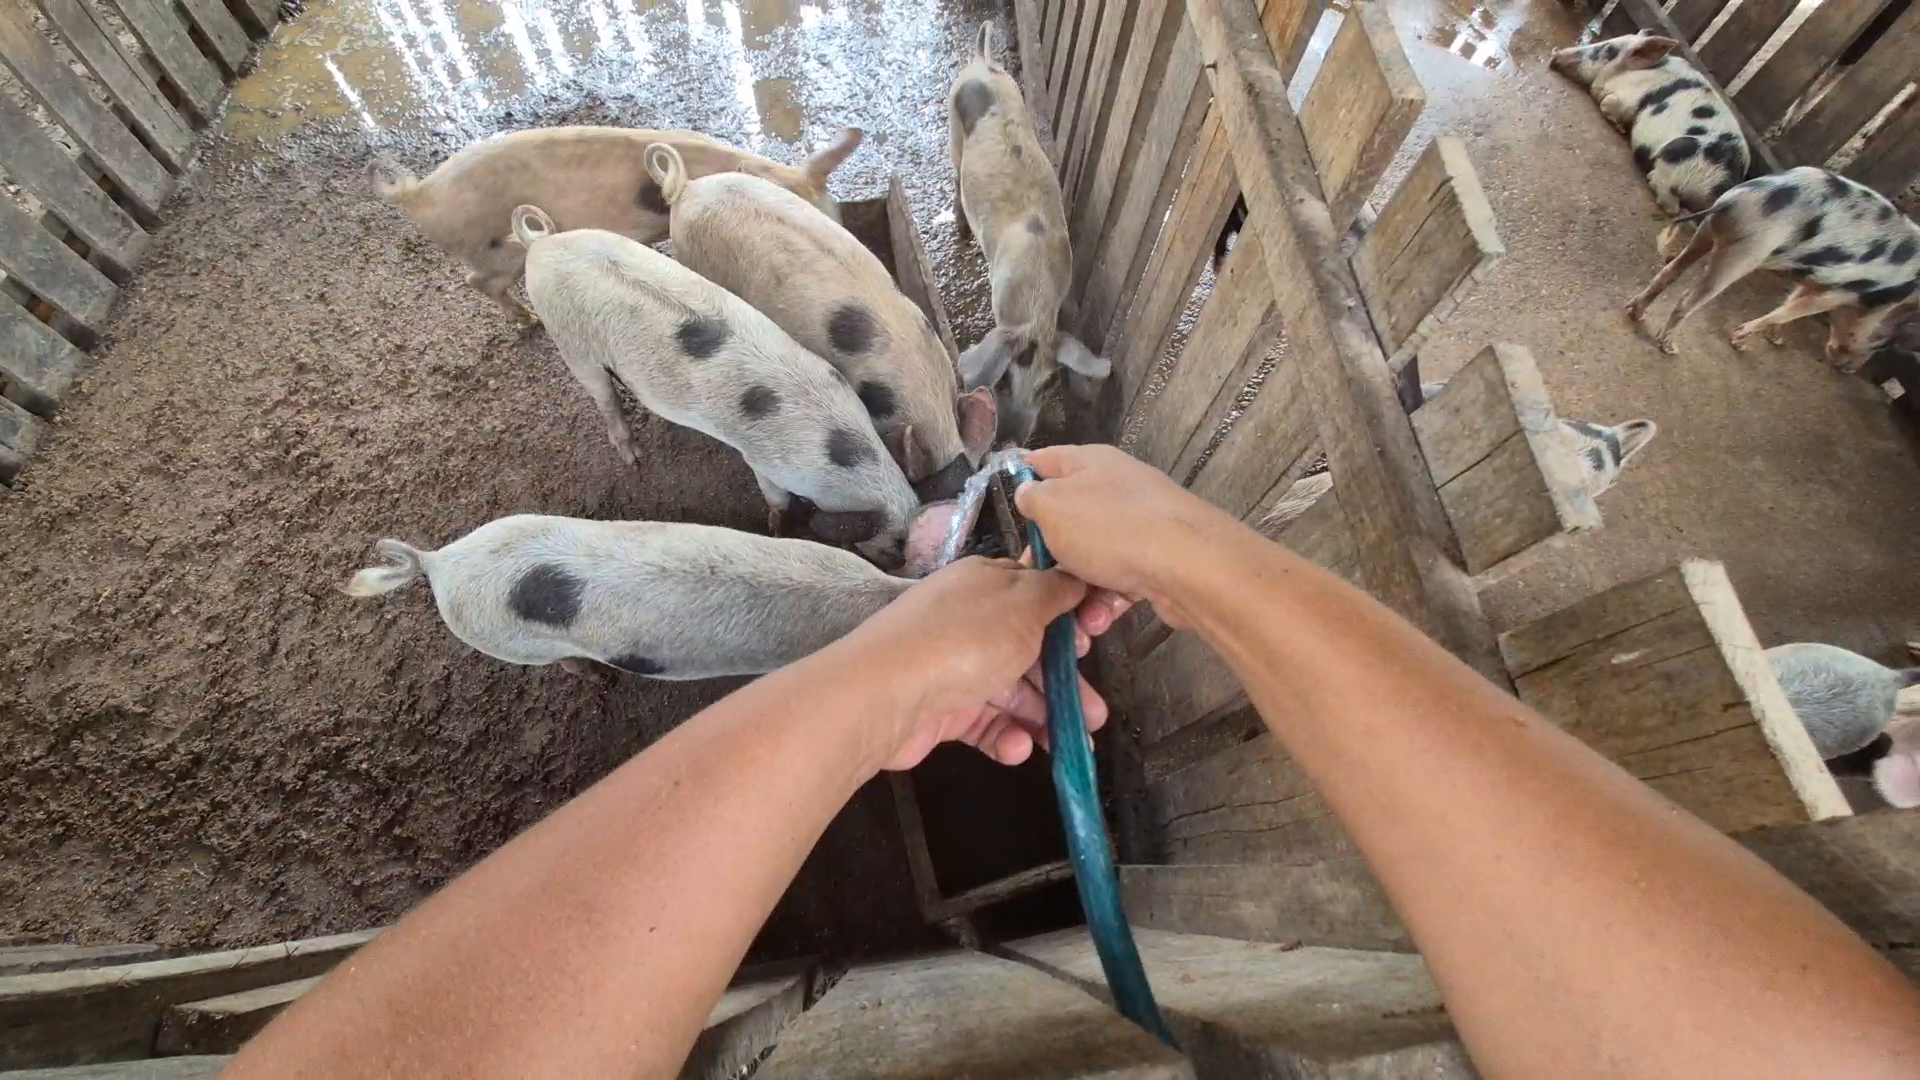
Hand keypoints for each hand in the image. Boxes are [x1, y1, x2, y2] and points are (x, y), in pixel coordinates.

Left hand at [831, 557, 1114, 769]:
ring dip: (1044, 716)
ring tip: (1074, 744)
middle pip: (1031, 648)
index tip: (1097, 635)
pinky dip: (1004, 735)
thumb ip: (1057, 590)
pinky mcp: (943, 708)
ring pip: (1012, 691)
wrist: (885, 694)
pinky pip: (984, 721)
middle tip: (1096, 713)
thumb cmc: (964, 640)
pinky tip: (1017, 748)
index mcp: (988, 584)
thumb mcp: (1024, 603)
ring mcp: (956, 665)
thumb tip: (1075, 574)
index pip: (1038, 592)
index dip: (1072, 613)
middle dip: (1065, 680)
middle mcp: (972, 620)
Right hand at [1014, 444, 1238, 626]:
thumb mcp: (1053, 507)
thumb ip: (1032, 499)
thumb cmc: (1109, 527)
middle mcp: (1115, 489)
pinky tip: (1101, 620)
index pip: (1044, 461)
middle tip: (1033, 579)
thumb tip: (1030, 495)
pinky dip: (1106, 601)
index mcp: (1089, 463)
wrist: (1188, 564)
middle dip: (1048, 555)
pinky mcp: (1156, 559)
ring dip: (1076, 590)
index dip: (1022, 478)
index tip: (1005, 502)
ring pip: (1091, 558)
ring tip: (1074, 616)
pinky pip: (1117, 580)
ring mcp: (1138, 525)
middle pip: (1067, 520)